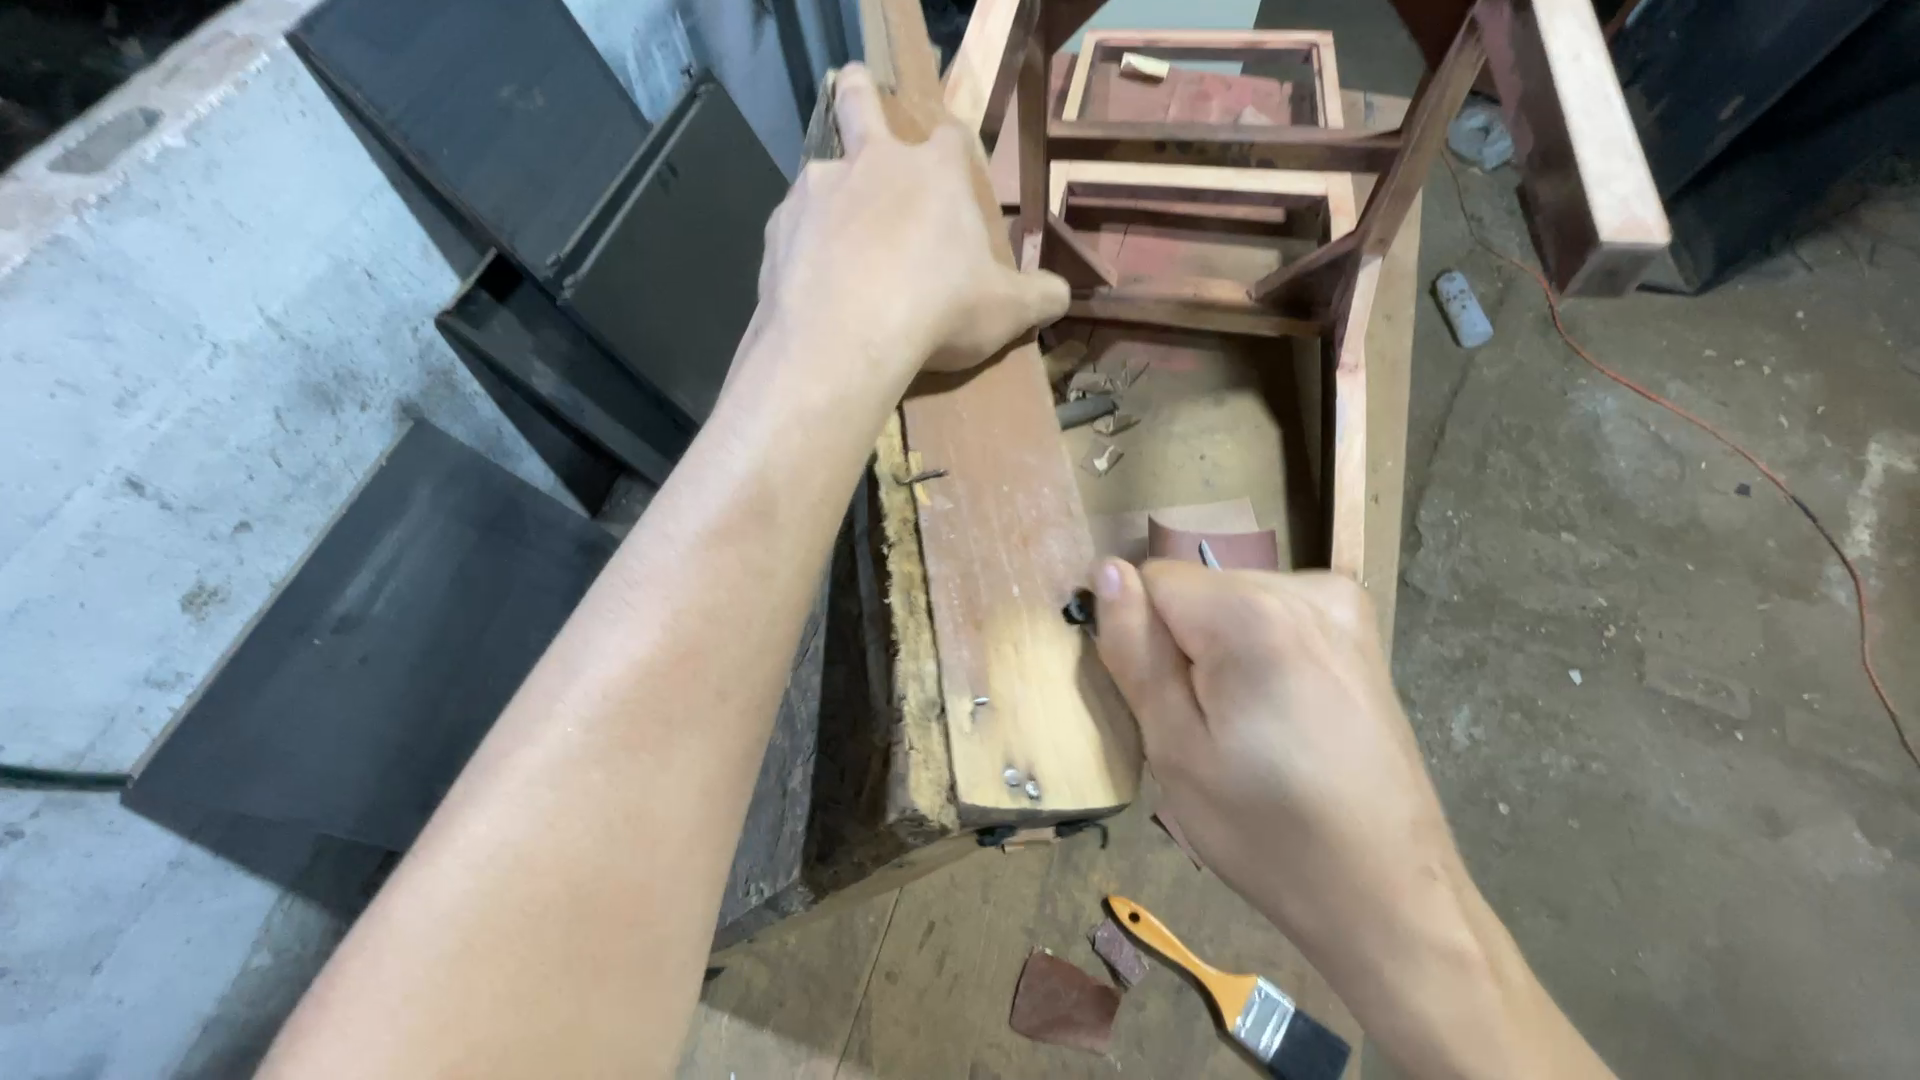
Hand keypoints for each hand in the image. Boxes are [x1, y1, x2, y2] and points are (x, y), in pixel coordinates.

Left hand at [755, 64, 1067, 384]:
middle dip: (861, 92)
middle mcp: (872, 165)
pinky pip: (793, 225)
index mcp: (934, 174)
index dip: (954, 148)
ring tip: (838, 236)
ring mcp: (818, 191)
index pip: (950, 138)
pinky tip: (813, 279)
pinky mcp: (778, 228)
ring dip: (832, 191)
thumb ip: (1038, 298)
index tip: (952, 164)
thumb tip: (1062, 295)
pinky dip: (804, 244)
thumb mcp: (1005, 312)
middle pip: (862, 104)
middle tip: (855, 89)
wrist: (845, 341)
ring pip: (822, 171)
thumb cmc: (938, 312)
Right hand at [1089, 560, 1470, 979]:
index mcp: (1253, 615)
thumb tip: (1106, 572)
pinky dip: (1255, 650)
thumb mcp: (1174, 750)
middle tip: (1204, 728)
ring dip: (1217, 648)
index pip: (1150, 579)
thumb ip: (1135, 652)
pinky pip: (1270, 614)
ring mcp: (1343, 604)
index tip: (1163, 702)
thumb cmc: (1267, 833)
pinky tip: (1278, 712)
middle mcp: (1306, 587)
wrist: (1386, 892)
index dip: (1140, 637)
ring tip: (1244, 727)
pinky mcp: (1359, 630)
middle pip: (1193, 588)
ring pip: (1228, 599)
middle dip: (1181, 644)